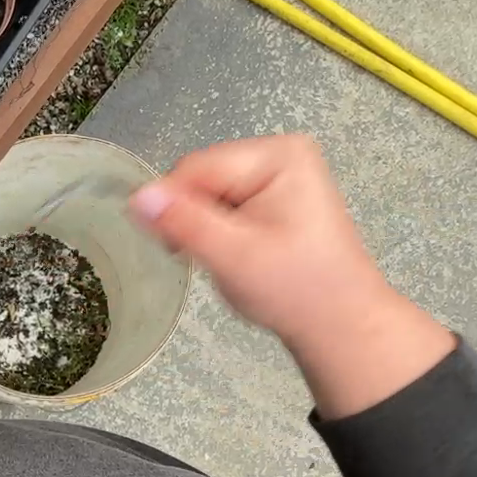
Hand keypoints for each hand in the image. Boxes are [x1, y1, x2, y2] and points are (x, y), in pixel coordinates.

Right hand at [127, 135, 392, 345]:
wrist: (338, 321)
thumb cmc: (293, 289)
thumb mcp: (232, 255)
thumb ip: (183, 222)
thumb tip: (138, 196)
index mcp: (276, 155)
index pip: (194, 168)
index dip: (173, 207)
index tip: (175, 249)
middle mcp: (278, 154)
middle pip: (200, 178)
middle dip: (189, 218)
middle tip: (203, 258)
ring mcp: (277, 176)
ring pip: (206, 195)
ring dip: (200, 229)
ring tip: (221, 260)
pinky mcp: (273, 199)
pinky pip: (221, 207)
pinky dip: (214, 233)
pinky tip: (229, 255)